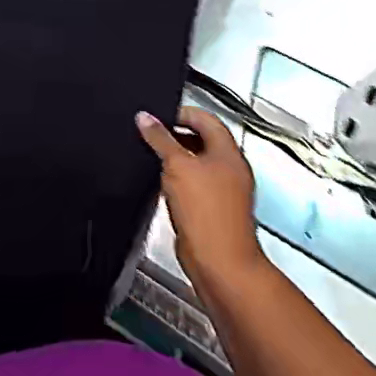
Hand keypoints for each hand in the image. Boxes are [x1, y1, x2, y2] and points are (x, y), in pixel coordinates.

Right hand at [137, 107, 263, 285]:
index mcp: (228, 154)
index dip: (182, 113)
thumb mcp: (177, 166)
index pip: (206, 119)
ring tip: (154, 156)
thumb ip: (160, 139)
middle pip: (202, 140)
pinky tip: (162, 184)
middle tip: (153, 134)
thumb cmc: (208, 214)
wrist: (219, 263)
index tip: (159, 116)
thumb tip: (145, 118)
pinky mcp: (213, 210)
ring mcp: (224, 192)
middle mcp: (230, 170)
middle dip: (176, 135)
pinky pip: (194, 186)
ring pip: (197, 163)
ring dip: (176, 159)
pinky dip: (178, 180)